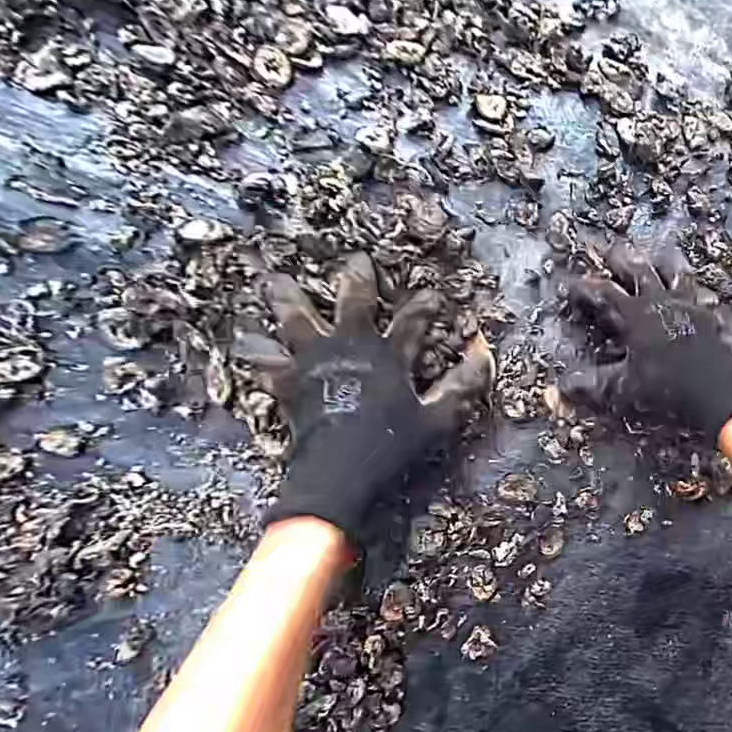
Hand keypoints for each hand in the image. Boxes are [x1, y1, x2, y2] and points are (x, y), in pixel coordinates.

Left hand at [240, 252, 492, 546]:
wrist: (338, 470)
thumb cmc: (390, 446)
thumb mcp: (436, 419)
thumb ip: (460, 385)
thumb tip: (484, 354)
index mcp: (387, 356)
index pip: (412, 322)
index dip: (424, 306)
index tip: (433, 293)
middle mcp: (350, 348)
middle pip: (353, 304)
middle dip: (358, 280)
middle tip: (356, 261)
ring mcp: (316, 362)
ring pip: (300, 320)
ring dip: (289, 299)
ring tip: (275, 281)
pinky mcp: (289, 382)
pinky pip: (268, 361)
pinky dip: (257, 351)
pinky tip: (246, 342)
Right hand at [563, 243, 731, 437]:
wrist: (716, 391)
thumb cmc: (664, 387)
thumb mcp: (623, 388)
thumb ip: (594, 385)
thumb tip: (561, 387)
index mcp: (635, 315)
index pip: (604, 294)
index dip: (585, 289)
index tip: (570, 285)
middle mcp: (661, 303)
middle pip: (639, 273)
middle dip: (622, 261)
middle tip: (611, 249)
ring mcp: (688, 308)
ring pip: (677, 276)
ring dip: (667, 265)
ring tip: (664, 255)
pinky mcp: (710, 321)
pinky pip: (703, 302)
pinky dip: (699, 298)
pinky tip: (703, 299)